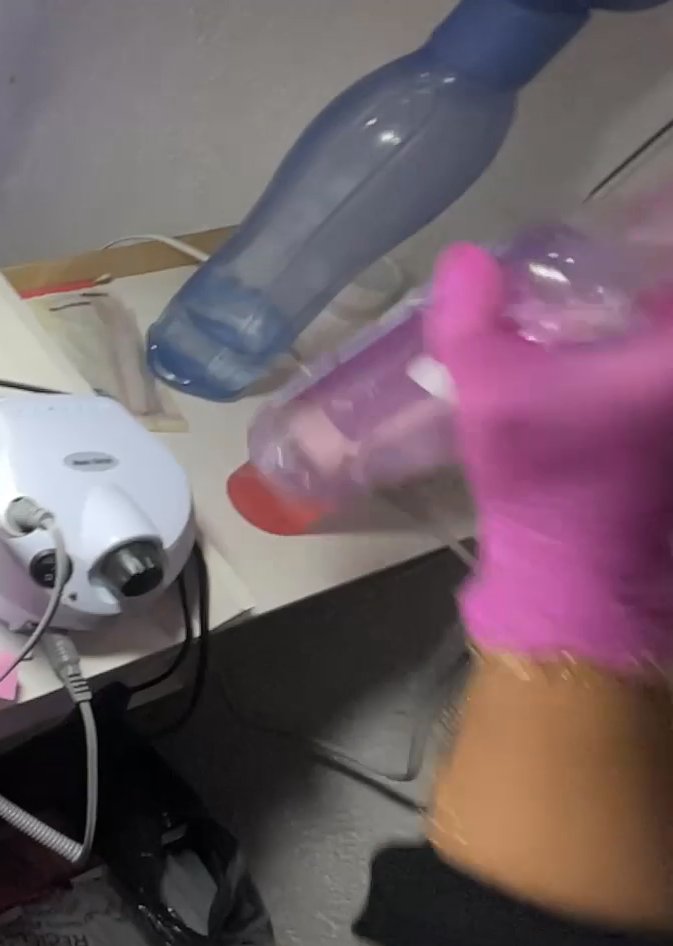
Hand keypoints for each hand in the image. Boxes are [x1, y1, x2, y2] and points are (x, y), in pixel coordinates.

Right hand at [426, 243, 672, 668]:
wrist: (576, 559)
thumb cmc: (543, 469)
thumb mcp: (491, 388)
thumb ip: (471, 320)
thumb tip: (463, 257)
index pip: (671, 259)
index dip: (657, 224)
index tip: (626, 215)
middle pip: (664, 301)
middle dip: (639, 275)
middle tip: (590, 269)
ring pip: (659, 336)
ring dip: (632, 316)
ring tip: (581, 310)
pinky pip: (657, 370)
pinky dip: (631, 352)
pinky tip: (589, 359)